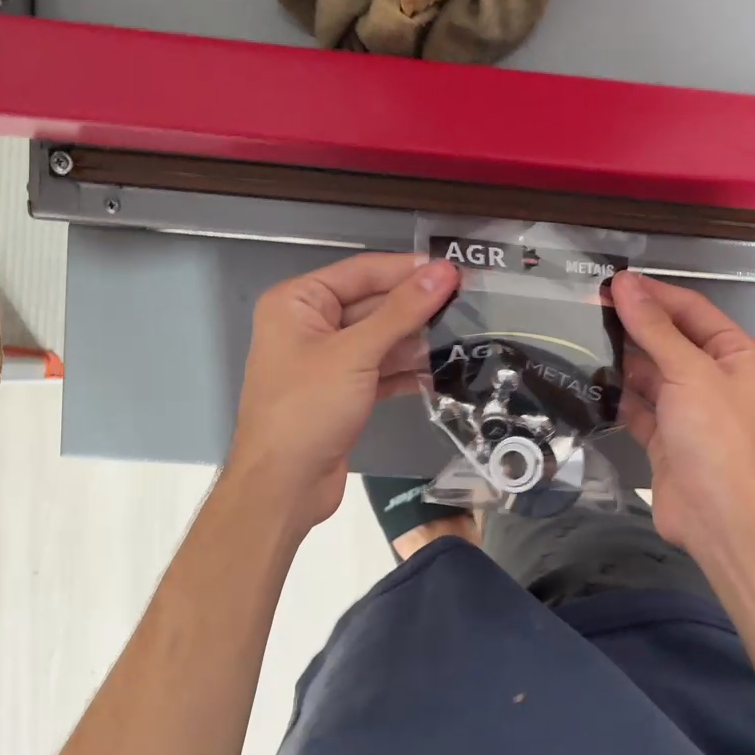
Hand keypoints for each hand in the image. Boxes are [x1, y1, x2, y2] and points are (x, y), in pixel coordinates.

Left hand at [227, 253, 458, 526]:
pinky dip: (408, 370)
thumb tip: (443, 272)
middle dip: (417, 307)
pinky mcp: (345, 392)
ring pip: (381, 339)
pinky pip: (382, 369)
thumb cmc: (308, 409)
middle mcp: (310, 324)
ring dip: (418, 340)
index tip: (456, 271)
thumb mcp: (356, 354)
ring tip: (466, 335)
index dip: (408, 270)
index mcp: (298, 302)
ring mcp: (328, 361)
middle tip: (470, 304)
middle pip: (374, 304)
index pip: (362, 272)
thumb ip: (402, 311)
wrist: (284, 484)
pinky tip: (444, 370)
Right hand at [611, 271, 754, 550]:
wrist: (717, 514)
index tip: (614, 282)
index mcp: (737, 355)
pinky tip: (587, 383)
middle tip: (589, 308)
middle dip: (634, 327)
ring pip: (652, 376)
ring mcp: (691, 410)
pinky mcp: (667, 438)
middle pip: (671, 341)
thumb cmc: (716, 438)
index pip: (693, 311)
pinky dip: (617, 398)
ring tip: (580, 340)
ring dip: (622, 362)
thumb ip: (655, 329)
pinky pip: (639, 409)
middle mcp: (716, 379)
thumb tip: (626, 285)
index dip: (655, 294)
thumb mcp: (689, 373)